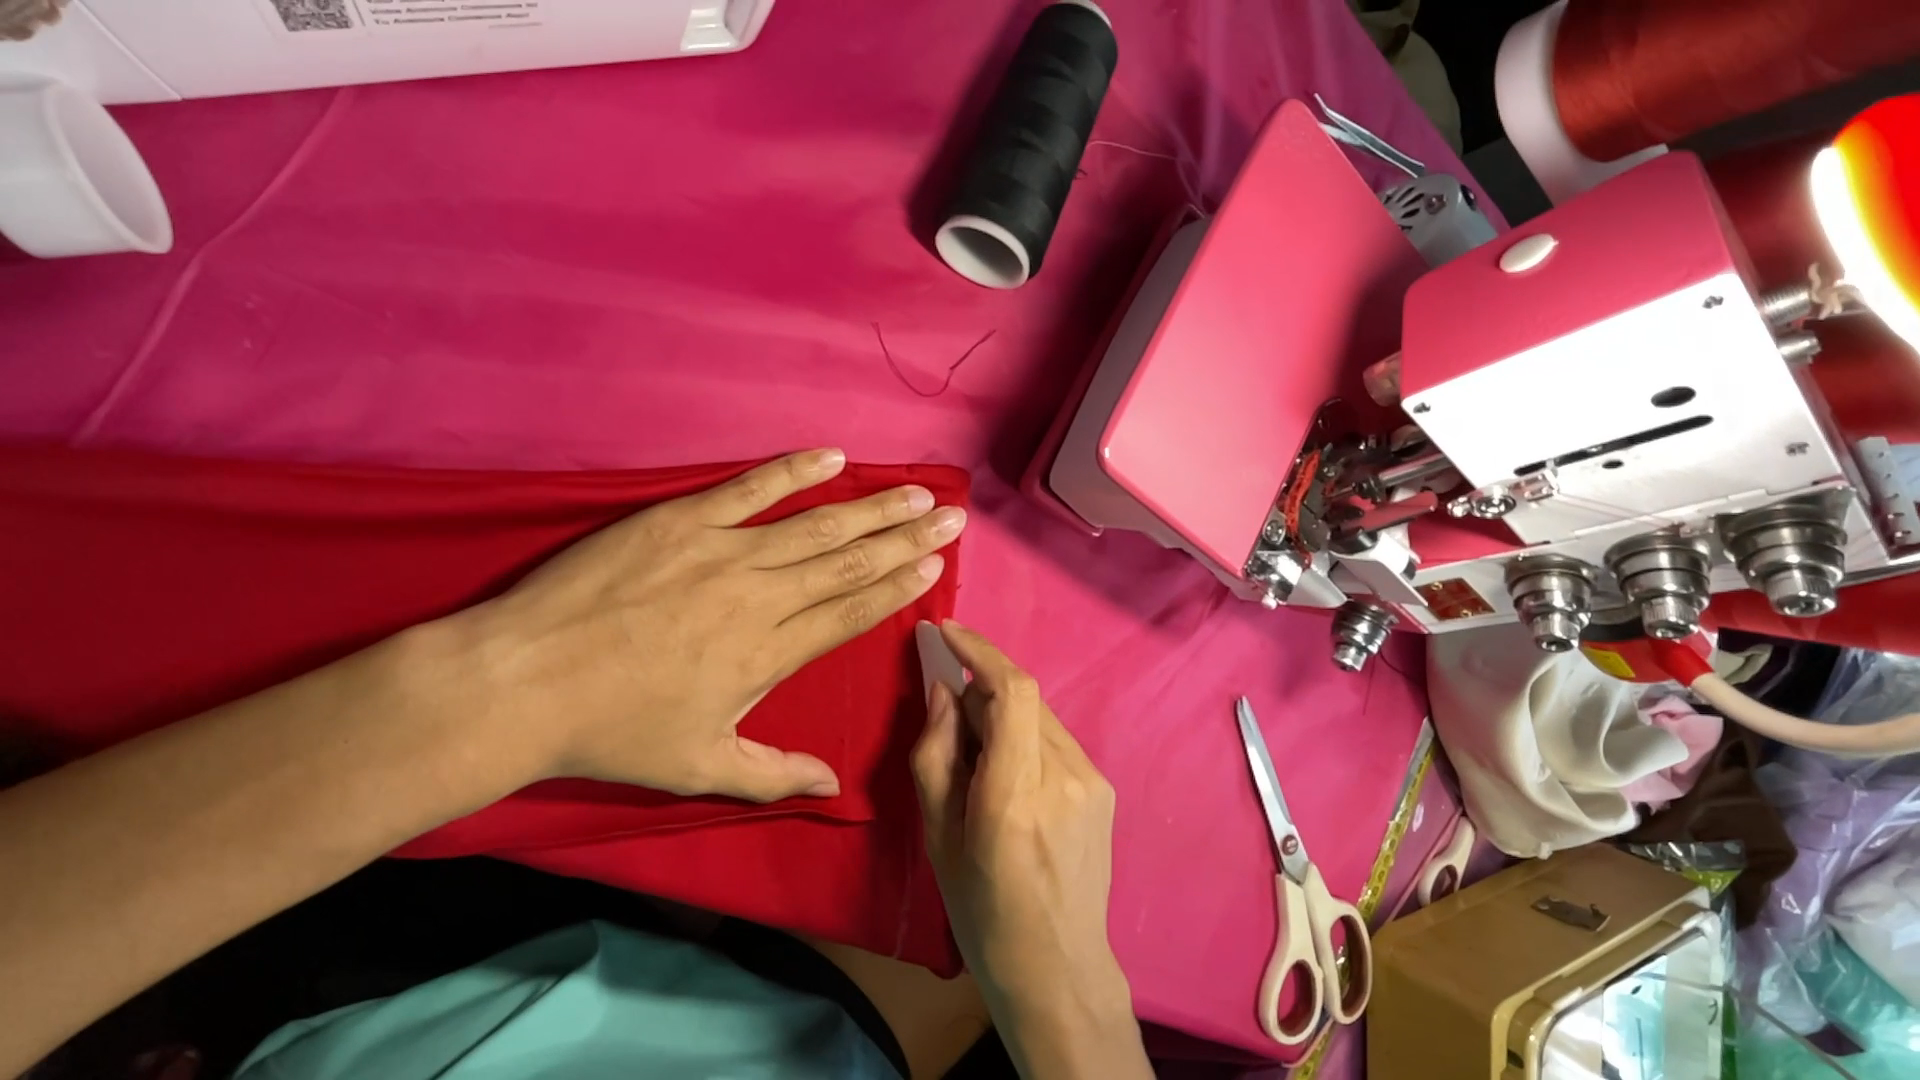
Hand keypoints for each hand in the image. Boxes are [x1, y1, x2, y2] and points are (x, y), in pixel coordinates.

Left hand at [454, 448, 965, 801]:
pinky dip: (794, 471)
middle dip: (907, 538)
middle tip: (949, 516)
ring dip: (872, 507)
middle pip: (850, 561)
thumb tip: (835, 788)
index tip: (935, 564)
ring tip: (915, 491)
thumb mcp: (698, 768)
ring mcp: (724, 551)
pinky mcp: (683, 520)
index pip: (854, 610)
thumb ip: (773, 775)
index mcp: (771, 652)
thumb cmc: (615, 731)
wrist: (526, 681)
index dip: (900, 586)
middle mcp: (762, 595)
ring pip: (816, 524)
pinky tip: (832, 457)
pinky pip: (750, 488)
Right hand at [911, 623, 1134, 1039]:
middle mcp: (1066, 776)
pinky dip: (1024, 737)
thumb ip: (936, 754)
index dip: (980, 649)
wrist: (1057, 967)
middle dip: (979, 690)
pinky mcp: (1105, 788)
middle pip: (1023, 697)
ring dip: (1002, 715)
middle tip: (947, 720)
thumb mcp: (937, 836)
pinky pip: (1055, 740)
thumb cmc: (982, 910)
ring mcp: (1093, 781)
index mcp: (1017, 794)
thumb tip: (942, 687)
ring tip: (977, 761)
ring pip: (1039, 716)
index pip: (1012, 691)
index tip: (945, 630)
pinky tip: (1009, 778)